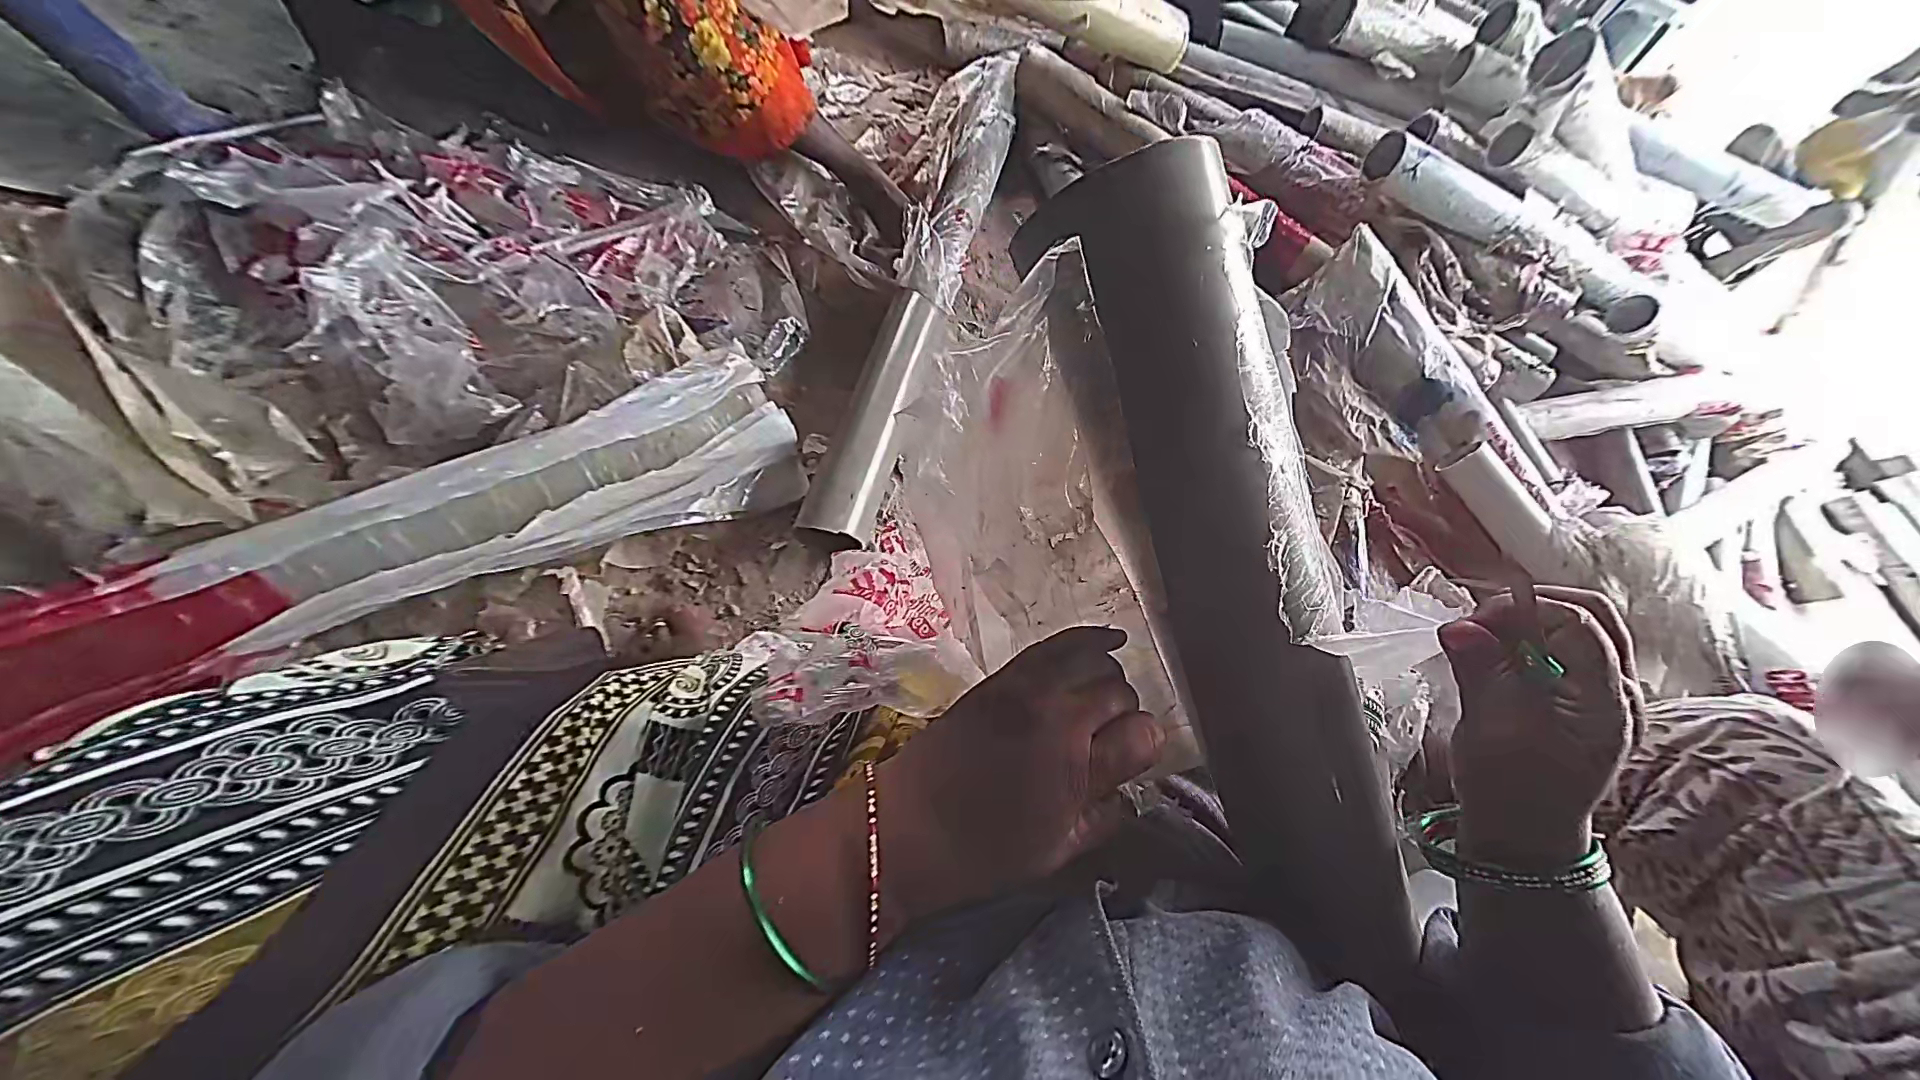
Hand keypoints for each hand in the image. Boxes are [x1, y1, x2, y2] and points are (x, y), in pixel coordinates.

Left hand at [876, 626, 1163, 923]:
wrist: (906, 826)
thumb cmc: (983, 852)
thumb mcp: (1058, 849)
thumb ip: (1106, 814)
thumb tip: (1132, 787)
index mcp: (1074, 763)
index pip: (1141, 732)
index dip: (1143, 746)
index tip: (1132, 759)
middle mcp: (1055, 713)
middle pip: (1117, 690)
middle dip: (1124, 714)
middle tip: (1108, 738)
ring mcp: (1025, 687)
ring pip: (1090, 658)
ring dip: (1107, 675)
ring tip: (1105, 693)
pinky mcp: (1001, 677)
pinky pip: (1053, 645)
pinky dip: (1084, 640)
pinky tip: (1103, 640)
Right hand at [1438, 586, 1643, 868]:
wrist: (1524, 834)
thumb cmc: (1508, 787)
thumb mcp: (1490, 730)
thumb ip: (1481, 672)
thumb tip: (1459, 626)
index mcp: (1607, 700)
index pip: (1578, 624)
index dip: (1522, 610)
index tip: (1472, 621)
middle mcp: (1619, 691)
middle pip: (1592, 615)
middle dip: (1532, 606)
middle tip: (1481, 622)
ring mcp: (1606, 694)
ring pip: (1582, 628)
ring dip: (1531, 621)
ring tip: (1485, 636)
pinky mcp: (1584, 699)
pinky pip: (1567, 649)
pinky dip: (1531, 639)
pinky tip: (1499, 654)